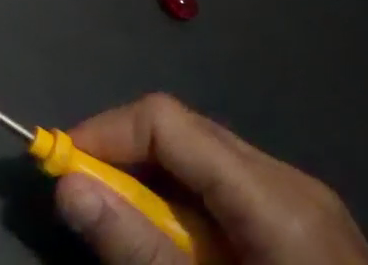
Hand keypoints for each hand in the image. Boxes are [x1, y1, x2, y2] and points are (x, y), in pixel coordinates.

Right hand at [54, 94, 367, 264]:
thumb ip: (138, 248)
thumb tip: (67, 186)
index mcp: (273, 194)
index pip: (164, 119)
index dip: (103, 133)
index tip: (61, 172)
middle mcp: (291, 182)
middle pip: (182, 132)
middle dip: (122, 157)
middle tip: (87, 203)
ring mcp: (304, 205)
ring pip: (201, 159)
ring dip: (151, 184)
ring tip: (130, 232)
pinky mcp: (305, 229)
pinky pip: (227, 189)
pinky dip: (185, 206)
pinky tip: (179, 248)